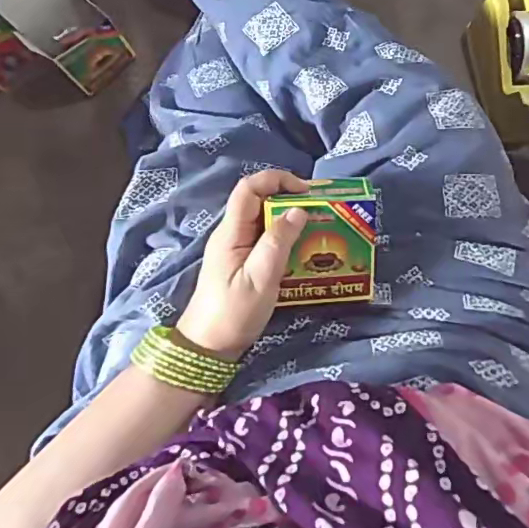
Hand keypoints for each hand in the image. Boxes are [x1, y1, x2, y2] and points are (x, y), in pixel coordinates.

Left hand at [175, 171, 309, 361]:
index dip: (277, 180)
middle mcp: (232, 234)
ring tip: (318, 228)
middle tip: (321, 209)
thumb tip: (299, 210)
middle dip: (290, 198)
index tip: (306, 191)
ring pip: (264, 220)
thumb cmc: (233, 313)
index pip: (250, 188)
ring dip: (290, 219)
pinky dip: (285, 238)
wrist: (207, 347)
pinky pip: (265, 239)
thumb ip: (278, 242)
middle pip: (259, 201)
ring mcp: (236, 248)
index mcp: (231, 232)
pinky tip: (304, 250)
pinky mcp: (242, 263)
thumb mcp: (261, 278)